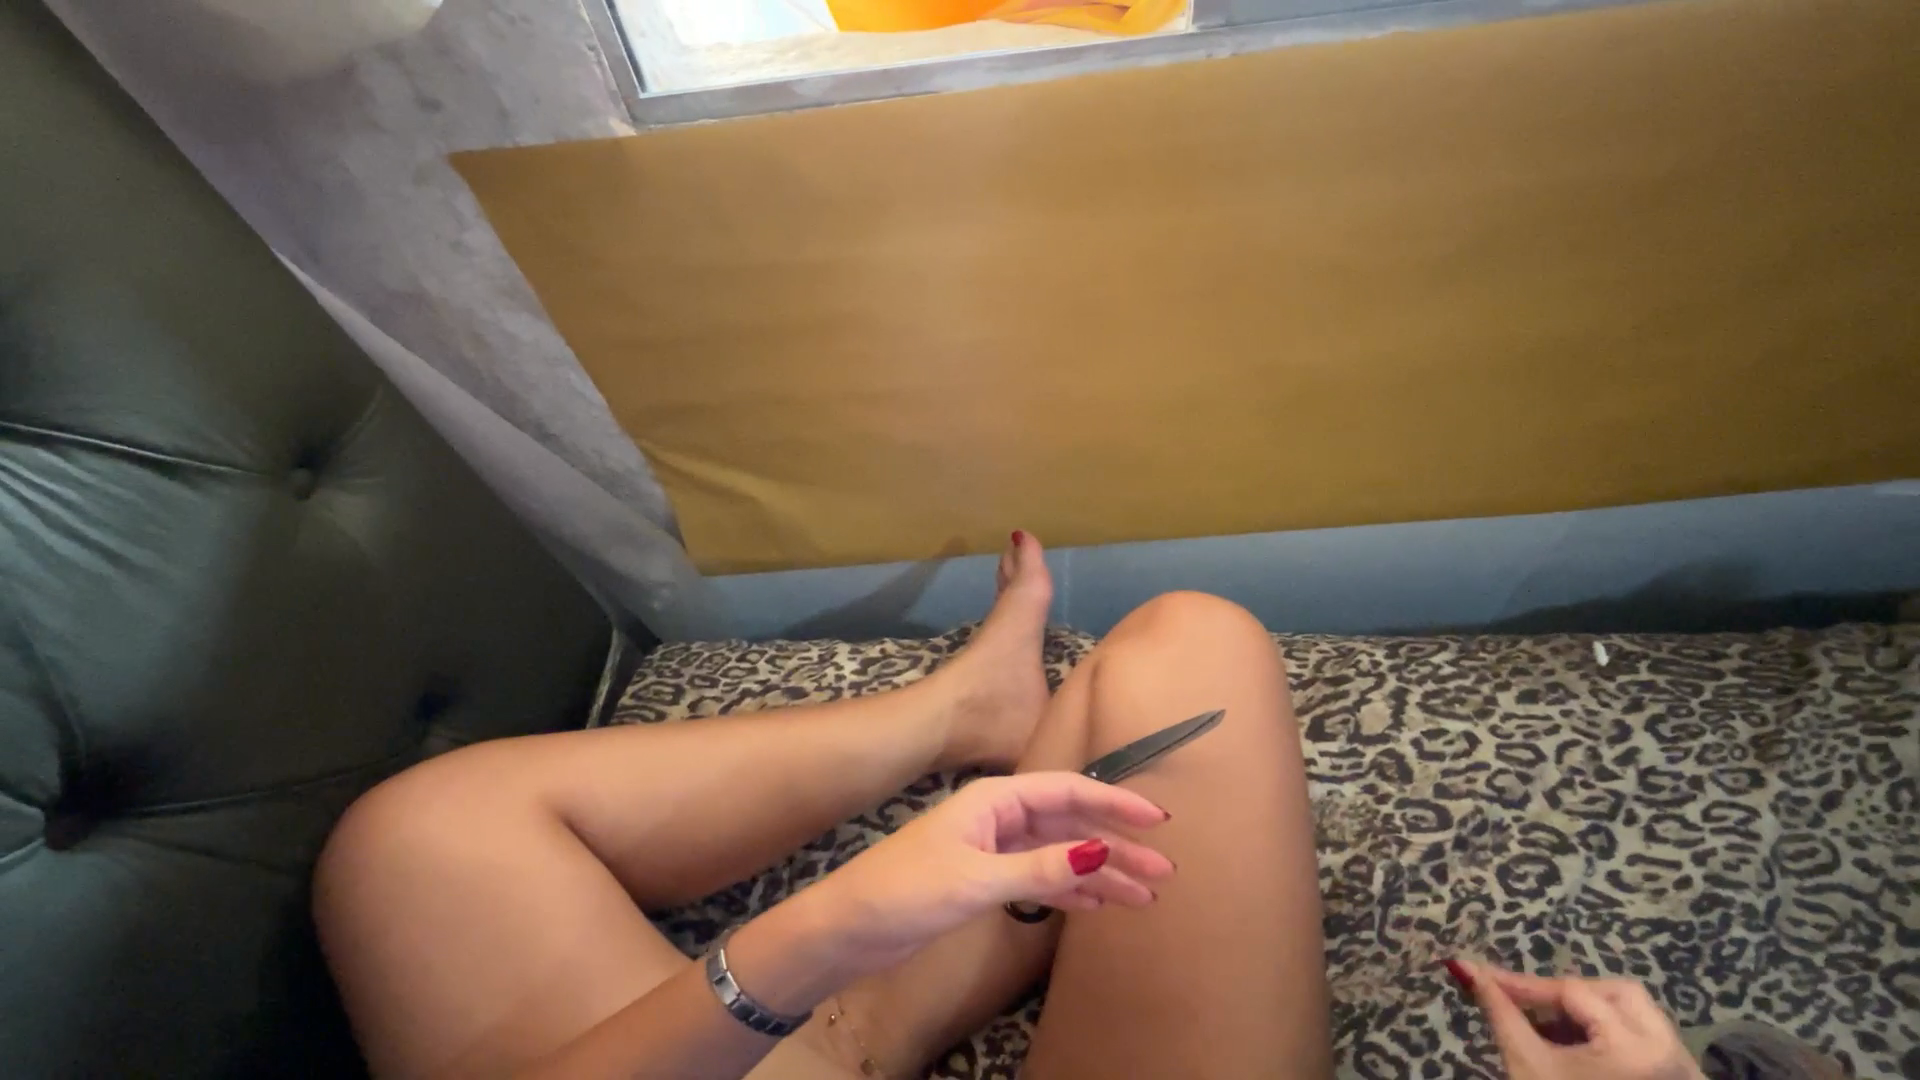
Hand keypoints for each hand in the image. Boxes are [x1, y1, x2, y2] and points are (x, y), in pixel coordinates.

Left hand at [804, 771, 1174, 973]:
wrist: (852, 924)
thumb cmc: (907, 888)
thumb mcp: (975, 878)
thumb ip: (1039, 868)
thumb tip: (1100, 853)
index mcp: (996, 797)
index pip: (1067, 790)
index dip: (1113, 803)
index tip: (1157, 819)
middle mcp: (1000, 815)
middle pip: (1070, 823)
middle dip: (1116, 844)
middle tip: (1163, 870)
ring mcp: (995, 847)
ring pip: (1060, 854)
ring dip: (1101, 872)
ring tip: (1145, 894)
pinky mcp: (988, 878)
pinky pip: (1042, 878)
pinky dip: (1071, 889)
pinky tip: (1100, 904)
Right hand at [1465, 962, 1703, 1079]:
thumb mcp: (1527, 1064)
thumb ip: (1499, 1009)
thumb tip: (1464, 966)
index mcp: (1635, 1048)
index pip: (1571, 991)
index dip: (1526, 984)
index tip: (1484, 978)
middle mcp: (1672, 1054)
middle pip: (1619, 994)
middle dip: (1568, 993)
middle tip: (1528, 1003)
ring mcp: (1685, 1073)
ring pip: (1635, 1015)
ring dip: (1588, 1012)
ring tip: (1548, 1025)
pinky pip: (1644, 1040)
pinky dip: (1607, 1034)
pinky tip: (1575, 1049)